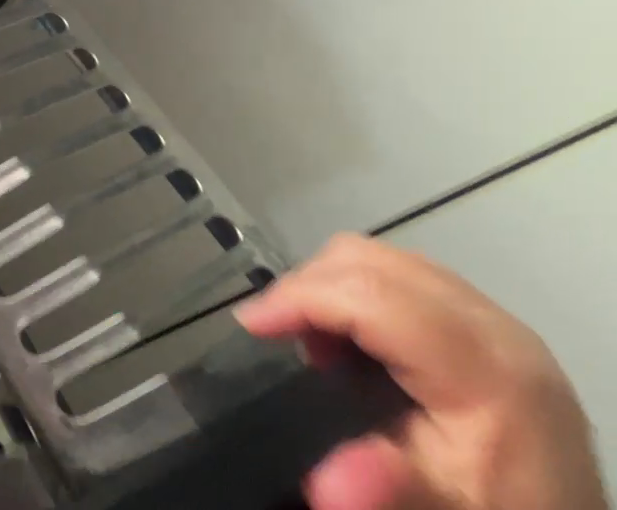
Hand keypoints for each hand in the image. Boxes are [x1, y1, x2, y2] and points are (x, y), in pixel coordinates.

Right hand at [236, 233, 605, 509]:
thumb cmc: (490, 503)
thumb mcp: (443, 504)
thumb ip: (391, 486)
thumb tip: (325, 482)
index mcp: (487, 372)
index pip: (370, 295)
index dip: (298, 298)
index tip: (249, 328)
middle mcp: (496, 329)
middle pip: (370, 262)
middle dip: (307, 288)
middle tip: (279, 335)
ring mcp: (494, 318)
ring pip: (380, 258)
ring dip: (328, 286)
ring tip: (316, 340)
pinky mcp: (484, 318)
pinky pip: (399, 273)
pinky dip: (355, 290)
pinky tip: (352, 341)